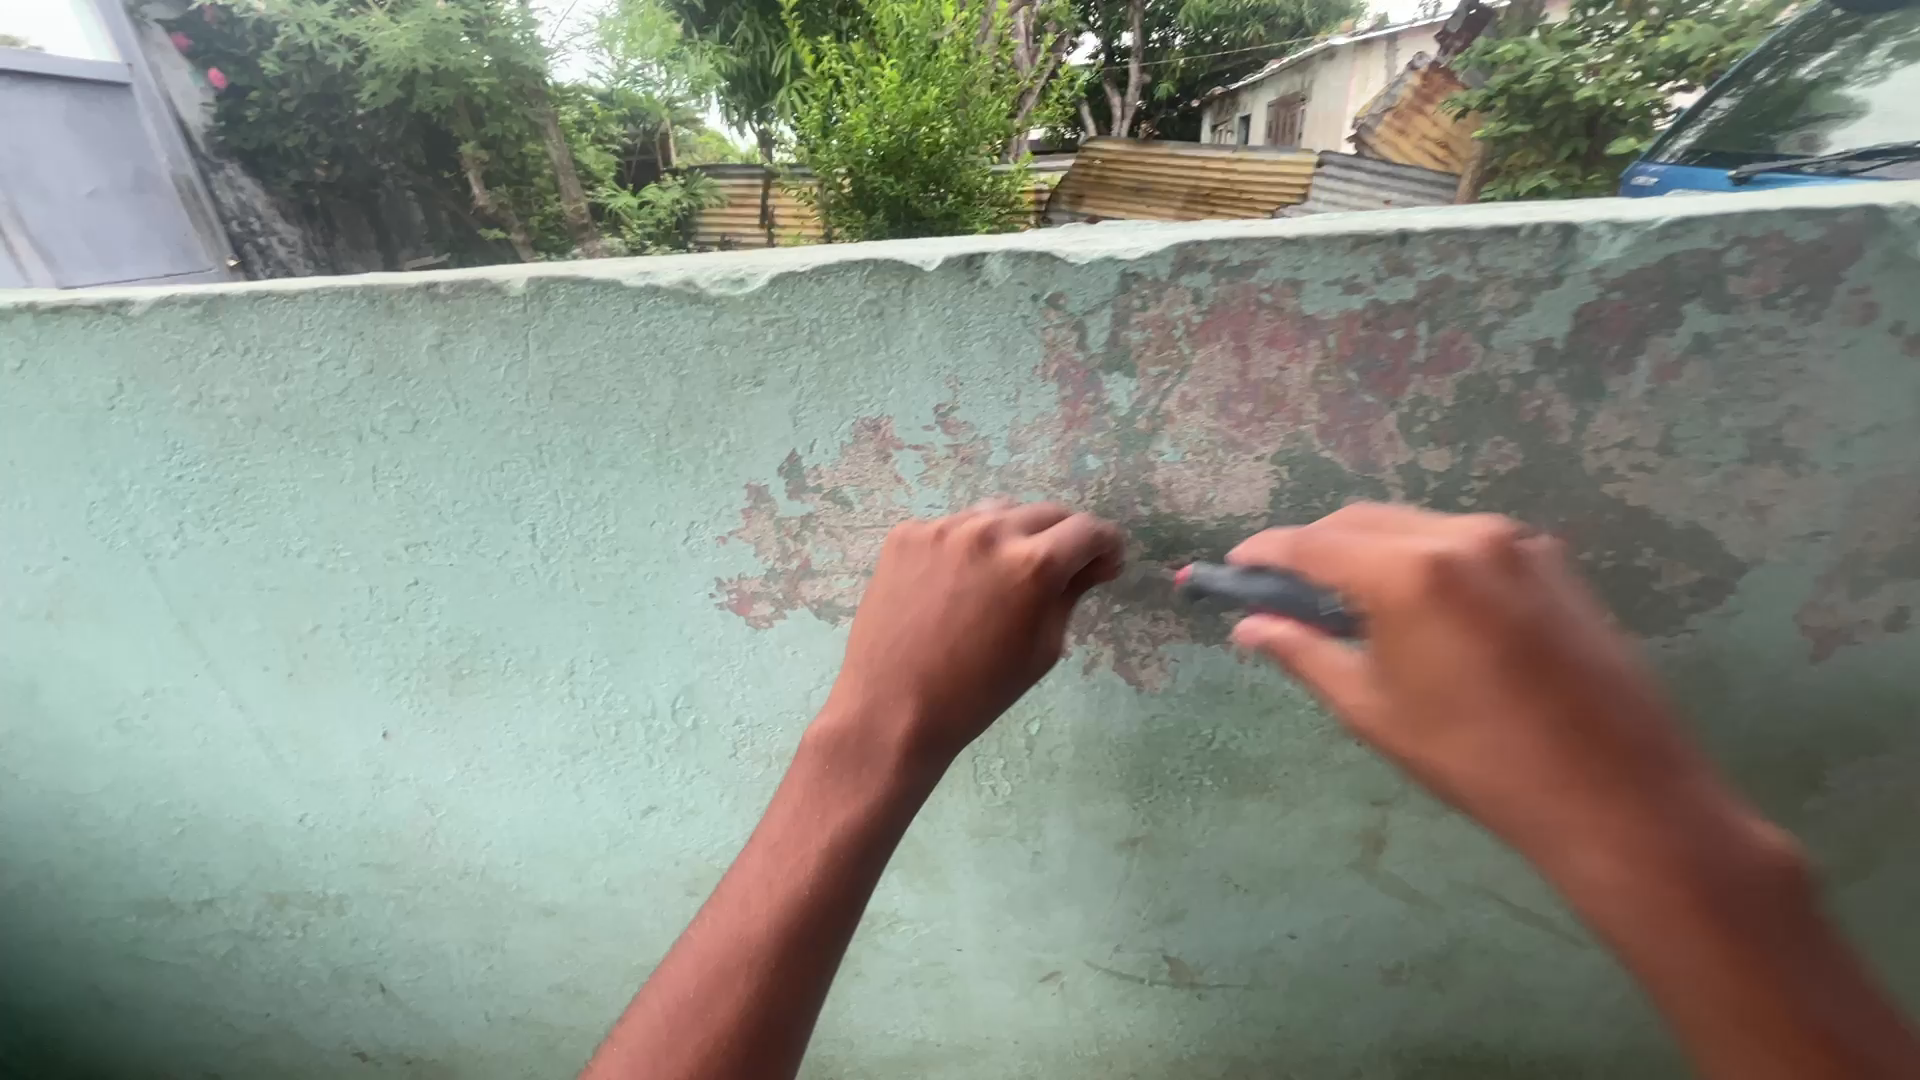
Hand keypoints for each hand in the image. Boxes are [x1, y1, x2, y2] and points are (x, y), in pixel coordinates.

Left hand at [819, 500, 1124, 764]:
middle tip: (1060, 570)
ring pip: (997, 512)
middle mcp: (990, 531)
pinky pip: (952, 527)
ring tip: (1002, 574)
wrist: (891, 708)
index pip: (1088, 530)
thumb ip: (1070, 594)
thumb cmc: (977, 693)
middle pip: (1046, 512)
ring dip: (1013, 534)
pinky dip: (966, 546)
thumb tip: (1091, 564)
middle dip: (1063, 538)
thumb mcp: (1042, 648)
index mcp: (1032, 564)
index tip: (1105, 564)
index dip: (1107, 545)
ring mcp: (942, 527)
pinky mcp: (906, 534)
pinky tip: (954, 583)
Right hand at [1228, 503, 1743, 866]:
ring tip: (1348, 600)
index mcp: (1408, 573)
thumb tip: (1246, 628)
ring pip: (1408, 525)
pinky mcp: (1551, 561)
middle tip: (1283, 590)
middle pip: (1357, 522)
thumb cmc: (1474, 758)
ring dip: (1364, 550)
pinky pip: (1458, 539)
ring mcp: (1514, 542)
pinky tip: (1416, 603)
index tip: (1233, 567)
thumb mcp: (1369, 707)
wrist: (1620, 799)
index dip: (1262, 553)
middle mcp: (1460, 536)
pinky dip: (1417, 556)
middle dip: (1311, 547)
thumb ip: (1301, 651)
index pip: (1310, 544)